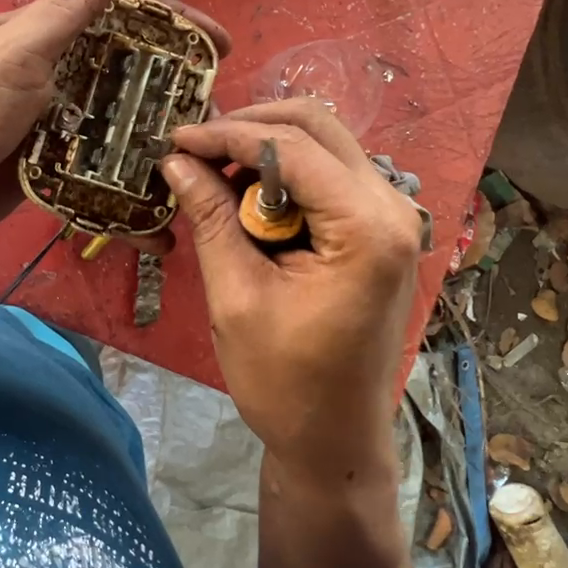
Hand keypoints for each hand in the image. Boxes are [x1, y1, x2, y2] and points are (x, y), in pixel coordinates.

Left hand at [0, 0, 230, 243]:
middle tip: (221, 122)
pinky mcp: (48, 175)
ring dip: (159, 149)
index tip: (222, 47)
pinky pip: (97, 181)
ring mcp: (53, 129)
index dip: (176, 26)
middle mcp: (57, 78)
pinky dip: (126, 200)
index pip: (125, 17)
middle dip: (177, 96)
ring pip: (119, 133)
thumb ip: (65, 6)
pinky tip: (159, 227)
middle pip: (131, 79)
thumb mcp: (14, 53)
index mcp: (49, 38)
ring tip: (204, 172)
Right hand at [161, 101, 425, 485]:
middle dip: (250, 130)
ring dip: (265, 151)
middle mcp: (392, 208)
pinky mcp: (378, 229)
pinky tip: (245, 198)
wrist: (333, 439)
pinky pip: (328, 175)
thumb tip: (176, 160)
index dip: (228, 136)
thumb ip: (210, 217)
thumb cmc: (284, 380)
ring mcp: (391, 216)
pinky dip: (283, 174)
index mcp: (367, 228)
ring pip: (323, 145)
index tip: (176, 139)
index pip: (293, 148)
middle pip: (317, 128)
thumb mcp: (235, 295)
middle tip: (194, 150)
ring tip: (212, 177)